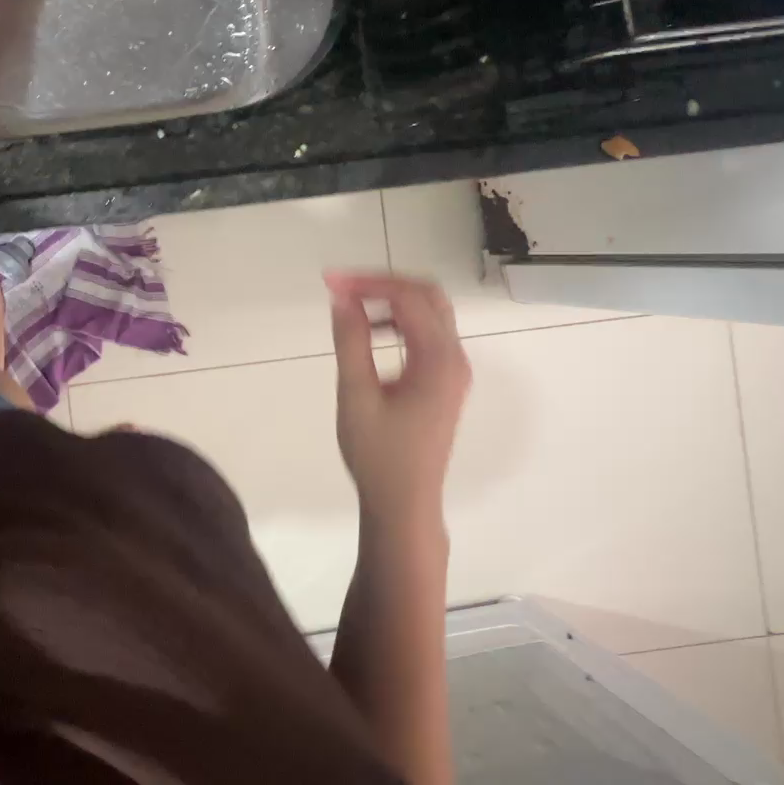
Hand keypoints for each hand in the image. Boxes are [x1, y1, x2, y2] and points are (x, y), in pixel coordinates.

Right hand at [326, 272, 470, 527]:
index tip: (329, 282)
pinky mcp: (443, 381)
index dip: (368, 282)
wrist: (404, 502)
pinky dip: (398, 321)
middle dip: (383, 283)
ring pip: (429, 313)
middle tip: (340, 287)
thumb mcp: (356, 395)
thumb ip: (351, 342)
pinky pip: (426, 334)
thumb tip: (342, 298)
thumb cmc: (378, 454)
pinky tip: (369, 334)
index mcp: (438, 360)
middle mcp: (454, 358)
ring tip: (350, 308)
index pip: (409, 298)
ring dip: (391, 301)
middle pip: (428, 296)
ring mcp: (453, 370)